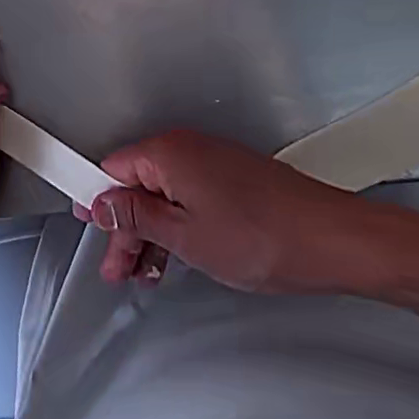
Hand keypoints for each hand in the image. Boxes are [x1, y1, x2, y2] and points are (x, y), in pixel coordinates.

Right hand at [75, 130, 410, 294]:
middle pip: (136, 183)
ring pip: (162, 193)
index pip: (111, 168)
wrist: (333, 240)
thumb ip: (136, 218)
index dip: (95, 199)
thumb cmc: (269, 234)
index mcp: (168, 153)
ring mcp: (210, 160)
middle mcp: (187, 148)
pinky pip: (187, 194)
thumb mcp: (184, 237)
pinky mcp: (229, 175)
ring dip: (150, 231)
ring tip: (146, 270)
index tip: (85, 222)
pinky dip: (176, 224)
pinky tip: (176, 253)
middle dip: (124, 226)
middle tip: (118, 264)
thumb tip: (105, 205)